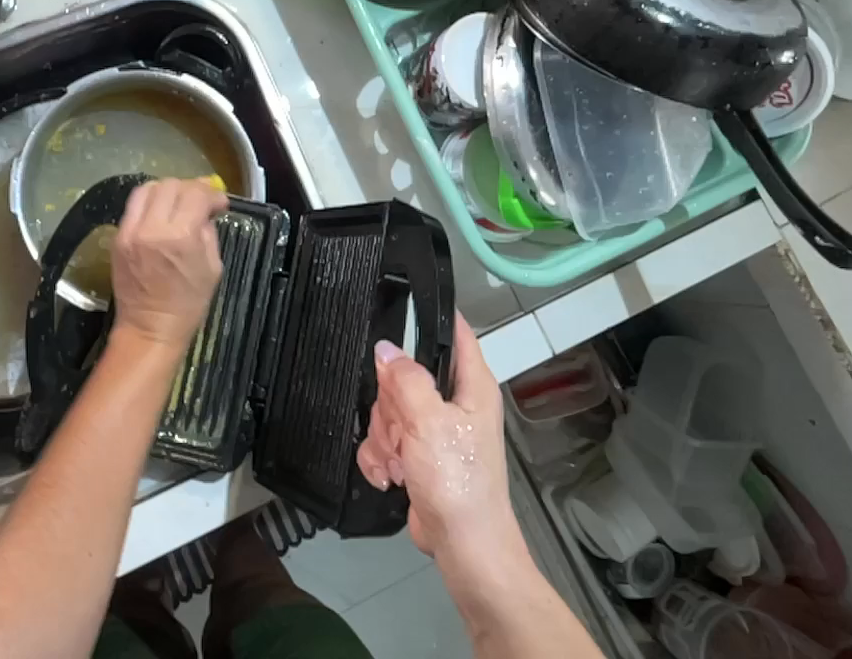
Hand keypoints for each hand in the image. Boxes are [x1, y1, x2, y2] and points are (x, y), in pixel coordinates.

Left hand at [110, 179, 226, 351]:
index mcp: (181, 236)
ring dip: (167, 190)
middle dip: (191, 189)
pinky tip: (160, 214)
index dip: (212, 194)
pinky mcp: (117, 237)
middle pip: (171, 185)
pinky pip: (133, 206)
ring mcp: (130, 231)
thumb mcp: (213, 267)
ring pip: (148, 189)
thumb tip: (206, 211)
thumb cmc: (188, 305)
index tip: (220, 203)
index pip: (196, 194)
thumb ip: (209, 232)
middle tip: (200, 202)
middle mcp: (152, 227)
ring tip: (178, 203)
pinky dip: (150, 203)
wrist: (149, 329)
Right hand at [357, 318, 515, 562]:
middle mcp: (453, 402)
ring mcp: (433, 429)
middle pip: (403, 374)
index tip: (401, 305)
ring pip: (387, 409)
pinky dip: (381, 458)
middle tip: (402, 426)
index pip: (455, 332)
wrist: (463, 546)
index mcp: (470, 385)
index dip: (432, 315)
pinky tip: (391, 475)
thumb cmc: (459, 482)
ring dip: (384, 437)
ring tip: (401, 461)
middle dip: (390, 404)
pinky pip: (383, 439)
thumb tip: (385, 349)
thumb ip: (405, 379)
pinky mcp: (417, 454)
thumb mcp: (429, 422)